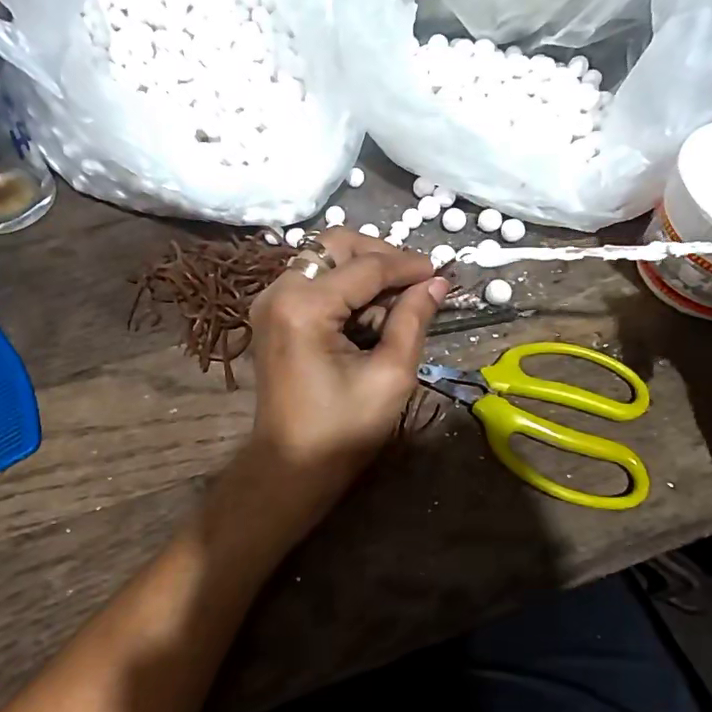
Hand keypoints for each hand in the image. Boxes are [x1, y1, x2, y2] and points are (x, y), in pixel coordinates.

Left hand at [247, 227, 448, 490]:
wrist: (290, 466)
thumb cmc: (342, 429)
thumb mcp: (390, 375)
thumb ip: (412, 320)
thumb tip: (437, 282)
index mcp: (304, 307)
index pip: (366, 266)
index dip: (408, 266)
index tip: (441, 272)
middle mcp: (279, 292)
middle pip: (336, 244)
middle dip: (380, 256)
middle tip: (414, 282)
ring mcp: (270, 301)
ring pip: (323, 259)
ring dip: (362, 273)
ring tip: (393, 310)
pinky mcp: (272, 314)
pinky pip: (313, 280)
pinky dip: (344, 288)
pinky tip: (367, 318)